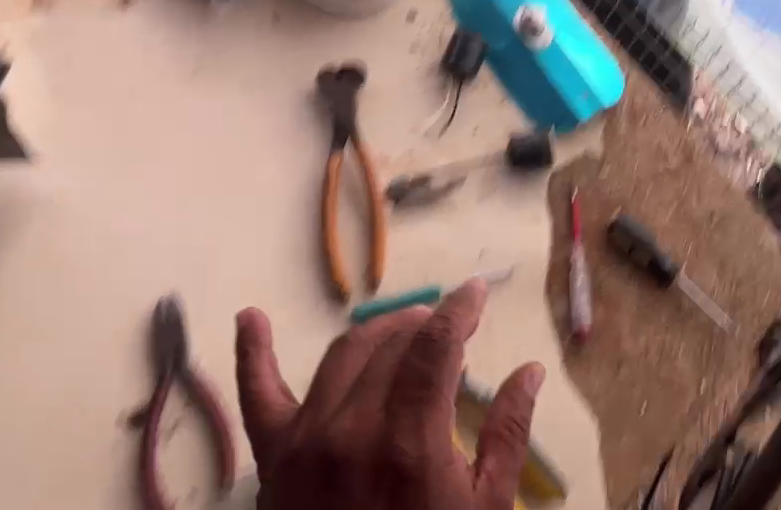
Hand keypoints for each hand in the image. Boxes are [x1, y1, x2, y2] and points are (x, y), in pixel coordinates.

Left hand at [234, 279, 545, 509]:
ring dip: (380, 330)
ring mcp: (304, 443)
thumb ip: (509, 432)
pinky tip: (249, 318)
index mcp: (409, 442)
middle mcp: (352, 431)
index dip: (461, 308)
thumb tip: (531, 370)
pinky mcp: (272, 460)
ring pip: (343, 354)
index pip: (437, 345)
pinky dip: (251, 354)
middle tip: (451, 326)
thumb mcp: (487, 506)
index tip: (477, 291)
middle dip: (428, 322)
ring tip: (406, 329)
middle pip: (393, 343)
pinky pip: (257, 397)